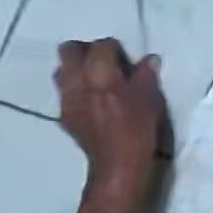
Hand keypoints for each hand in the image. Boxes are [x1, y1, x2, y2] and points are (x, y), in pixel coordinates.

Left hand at [54, 39, 164, 210]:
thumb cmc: (138, 130)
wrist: (118, 166)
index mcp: (101, 74)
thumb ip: (147, 75)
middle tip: (102, 60)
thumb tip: (148, 60)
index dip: (113, 47)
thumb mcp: (151, 99)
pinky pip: (64, 93)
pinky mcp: (65, 117)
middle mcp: (78, 82)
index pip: (101, 45)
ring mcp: (67, 100)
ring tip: (94, 78)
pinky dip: (74, 89)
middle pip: (69, 51)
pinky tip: (90, 100)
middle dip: (85, 50)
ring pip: (61, 71)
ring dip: (75, 69)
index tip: (124, 57)